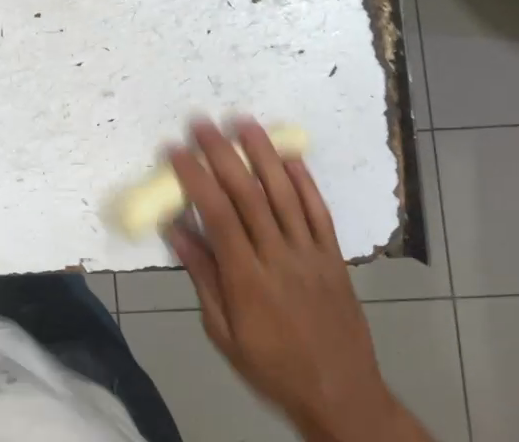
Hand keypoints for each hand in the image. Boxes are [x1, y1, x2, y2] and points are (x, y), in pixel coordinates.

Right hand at [167, 119, 421, 441]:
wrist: (343, 396)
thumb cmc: (271, 367)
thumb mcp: (223, 331)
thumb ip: (202, 276)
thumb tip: (175, 229)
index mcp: (247, 279)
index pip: (217, 215)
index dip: (194, 177)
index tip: (174, 150)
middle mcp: (279, 258)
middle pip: (249, 194)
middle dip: (222, 153)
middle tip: (201, 123)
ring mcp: (311, 255)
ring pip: (285, 194)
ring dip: (263, 155)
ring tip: (244, 122)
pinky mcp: (334, 258)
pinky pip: (320, 213)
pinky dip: (305, 182)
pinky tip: (289, 157)